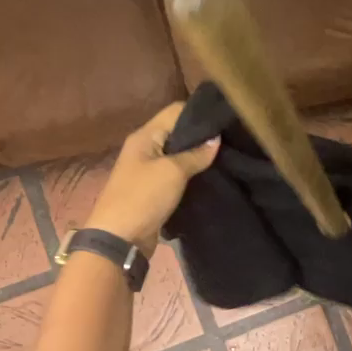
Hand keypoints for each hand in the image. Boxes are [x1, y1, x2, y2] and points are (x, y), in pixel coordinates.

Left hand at [82, 103, 219, 255]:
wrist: (120, 239)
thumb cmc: (143, 197)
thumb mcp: (173, 172)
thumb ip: (196, 154)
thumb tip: (216, 138)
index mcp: (145, 136)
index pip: (176, 111)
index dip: (200, 114)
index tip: (225, 123)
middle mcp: (146, 148)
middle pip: (178, 133)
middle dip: (202, 137)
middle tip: (231, 143)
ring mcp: (149, 170)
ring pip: (179, 155)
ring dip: (198, 159)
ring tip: (226, 160)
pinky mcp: (154, 190)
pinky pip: (177, 175)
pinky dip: (191, 176)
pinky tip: (210, 179)